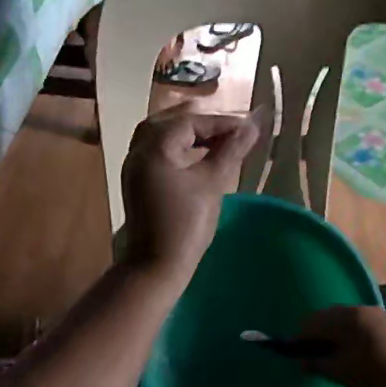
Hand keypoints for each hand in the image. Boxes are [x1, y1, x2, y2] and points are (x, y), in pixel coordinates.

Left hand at [120, 107, 258, 279]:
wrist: (157, 264)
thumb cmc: (186, 223)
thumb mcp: (213, 183)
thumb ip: (231, 150)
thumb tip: (251, 127)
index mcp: (153, 147)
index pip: (189, 122)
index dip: (220, 122)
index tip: (248, 128)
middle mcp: (138, 152)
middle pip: (169, 123)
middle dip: (200, 123)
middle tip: (230, 129)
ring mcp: (134, 169)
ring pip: (160, 138)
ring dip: (188, 135)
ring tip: (217, 142)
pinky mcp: (137, 184)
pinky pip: (157, 154)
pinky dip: (177, 150)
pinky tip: (198, 159)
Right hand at [295, 306, 385, 386]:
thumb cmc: (378, 377)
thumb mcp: (341, 372)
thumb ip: (316, 363)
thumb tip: (300, 360)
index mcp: (346, 317)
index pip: (311, 322)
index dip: (299, 338)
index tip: (293, 355)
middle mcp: (361, 309)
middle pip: (328, 318)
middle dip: (316, 335)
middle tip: (312, 359)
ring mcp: (378, 316)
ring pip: (344, 322)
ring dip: (334, 336)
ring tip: (333, 360)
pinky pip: (360, 327)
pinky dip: (350, 338)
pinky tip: (354, 357)